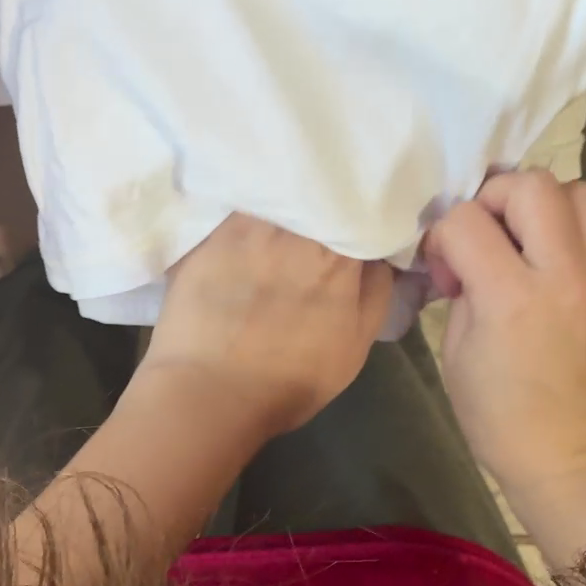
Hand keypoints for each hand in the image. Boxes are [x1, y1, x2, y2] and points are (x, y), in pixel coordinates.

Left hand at [136, 214, 393, 439]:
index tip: (361, 214)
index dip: (362, 208)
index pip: (361, 205)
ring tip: (282, 210)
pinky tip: (243, 225)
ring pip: (273, 196)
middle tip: (323, 207)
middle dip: (325, 192)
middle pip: (317, 191)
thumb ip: (376, 288)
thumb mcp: (355, 343)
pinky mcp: (203, 238)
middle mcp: (291, 225)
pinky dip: (243, 210)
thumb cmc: (290, 379)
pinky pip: (231, 209)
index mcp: (336, 248)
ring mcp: (242, 228)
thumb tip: (381, 251)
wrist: (209, 395)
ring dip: (284, 197)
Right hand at [422, 171, 585, 494]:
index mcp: (508, 297)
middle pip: (532, 186)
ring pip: (584, 193)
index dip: (442, 235)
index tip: (443, 266)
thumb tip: (469, 263)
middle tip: (484, 234)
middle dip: (494, 198)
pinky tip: (571, 257)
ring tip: (530, 243)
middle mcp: (564, 273)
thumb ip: (465, 294)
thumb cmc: (497, 417)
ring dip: (546, 207)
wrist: (569, 457)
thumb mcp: (456, 355)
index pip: (464, 222)